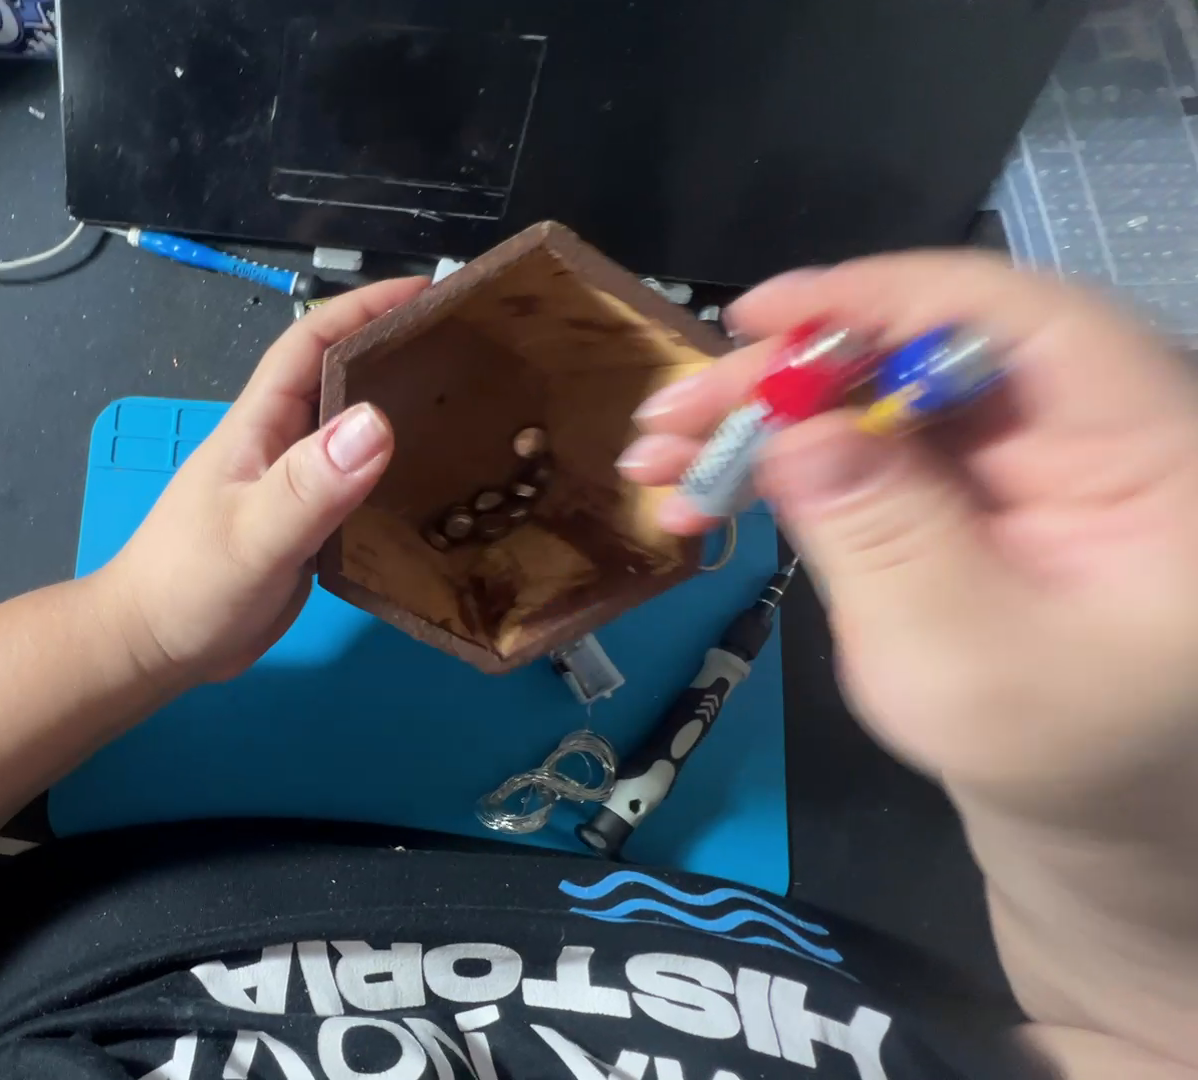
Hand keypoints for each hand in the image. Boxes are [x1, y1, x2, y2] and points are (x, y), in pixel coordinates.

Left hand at [101, 278, 430, 683]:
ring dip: (401, 416)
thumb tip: (378, 422)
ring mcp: (293, 489)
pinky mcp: (306, 529)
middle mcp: (280, 447)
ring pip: (353, 437)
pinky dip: (393, 478)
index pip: (310, 344)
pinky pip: (356, 488)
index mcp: (259, 426)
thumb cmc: (189, 585)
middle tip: (470, 353)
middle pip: (341, 383)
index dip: (363, 308)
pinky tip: (434, 486)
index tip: (428, 292)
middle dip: (396, 356)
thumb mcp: (251, 536)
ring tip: (471, 412)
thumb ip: (307, 485)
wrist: (158, 646)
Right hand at [616, 252, 1197, 819]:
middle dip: (771, 381)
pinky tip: (689, 500)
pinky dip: (756, 470)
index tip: (754, 317)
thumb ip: (882, 538)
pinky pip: (835, 455)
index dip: (880, 297)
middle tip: (663, 418)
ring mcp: (993, 465)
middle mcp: (1066, 434)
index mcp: (1140, 453)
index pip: (1014, 323)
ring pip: (852, 403)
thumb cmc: (1048, 747)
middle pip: (904, 357)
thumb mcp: (958, 654)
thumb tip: (791, 433)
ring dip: (741, 426)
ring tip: (650, 463)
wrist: (1078, 799)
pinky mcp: (935, 493)